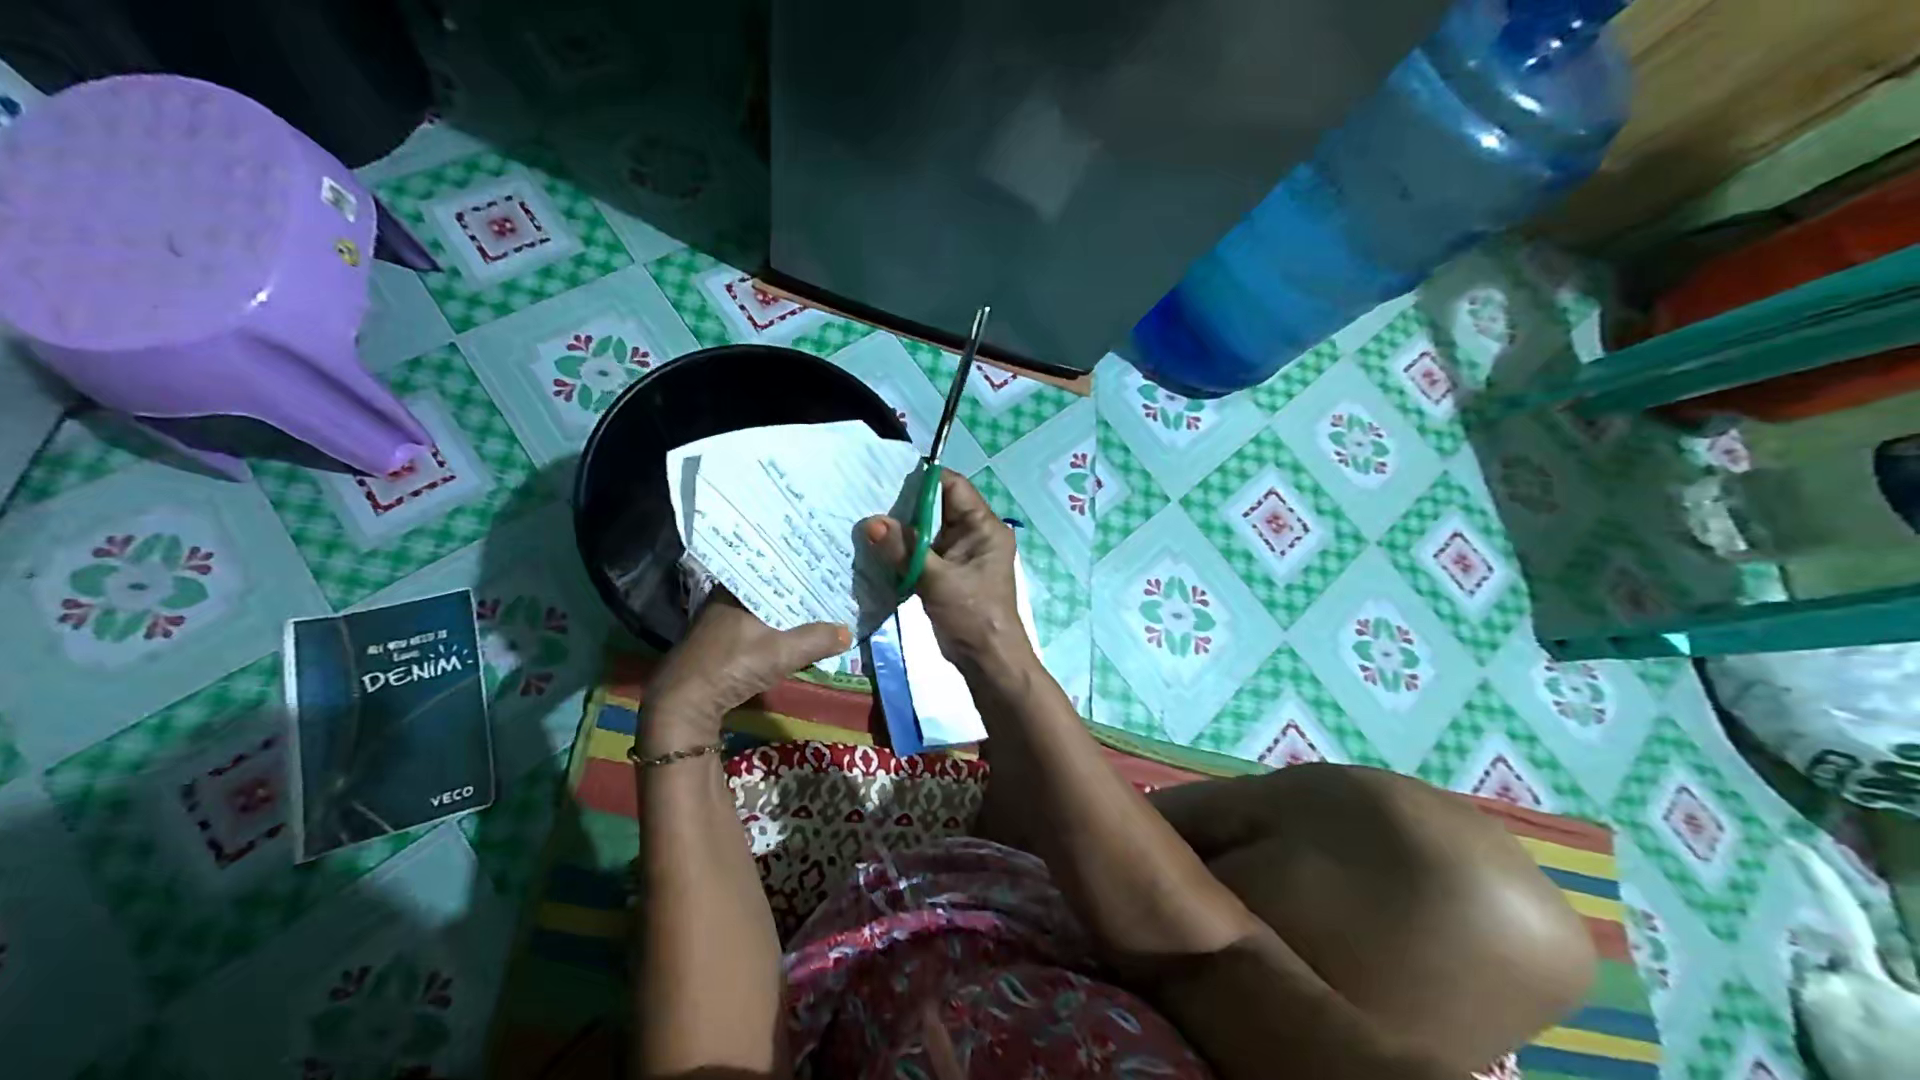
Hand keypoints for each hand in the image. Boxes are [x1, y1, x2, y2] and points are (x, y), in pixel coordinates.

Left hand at [644, 590, 849, 748]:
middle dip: (795, 594)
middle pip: (768, 592)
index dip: (798, 570)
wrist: (684, 705)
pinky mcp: (716, 647)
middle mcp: (724, 601)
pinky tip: (789, 636)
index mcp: (736, 590)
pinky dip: (772, 632)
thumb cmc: (732, 665)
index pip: (772, 570)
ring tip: (815, 610)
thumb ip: (817, 639)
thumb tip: (848, 632)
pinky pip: (753, 630)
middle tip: (826, 589)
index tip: (822, 567)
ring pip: (760, 612)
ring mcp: (717, 625)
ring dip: (784, 615)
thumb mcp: (782, 652)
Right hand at [862, 469, 1030, 666]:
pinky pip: (922, 552)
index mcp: (984, 527)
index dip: (923, 478)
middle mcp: (974, 535)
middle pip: (937, 507)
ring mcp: (960, 554)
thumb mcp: (937, 580)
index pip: (954, 487)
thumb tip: (870, 522)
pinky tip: (876, 547)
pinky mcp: (947, 573)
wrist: (988, 660)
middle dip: (905, 504)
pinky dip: (903, 550)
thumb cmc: (973, 615)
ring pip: (927, 530)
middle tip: (867, 497)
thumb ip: (904, 550)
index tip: (886, 475)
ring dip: (901, 529)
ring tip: (866, 519)